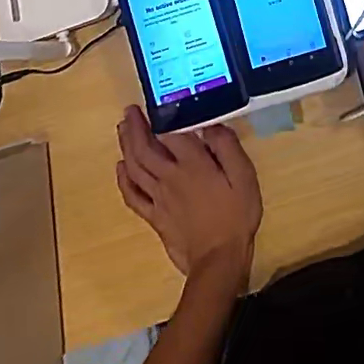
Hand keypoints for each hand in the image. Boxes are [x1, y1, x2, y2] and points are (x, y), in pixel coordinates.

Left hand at [116, 106, 262, 277]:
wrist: (220, 261)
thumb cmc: (236, 216)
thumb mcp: (243, 176)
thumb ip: (227, 147)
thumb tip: (210, 126)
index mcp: (192, 164)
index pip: (170, 132)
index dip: (161, 115)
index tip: (156, 102)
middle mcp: (170, 176)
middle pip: (144, 147)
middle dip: (135, 127)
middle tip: (129, 111)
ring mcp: (158, 197)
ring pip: (134, 167)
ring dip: (125, 145)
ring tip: (122, 129)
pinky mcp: (154, 217)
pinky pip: (133, 195)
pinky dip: (123, 179)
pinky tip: (120, 168)